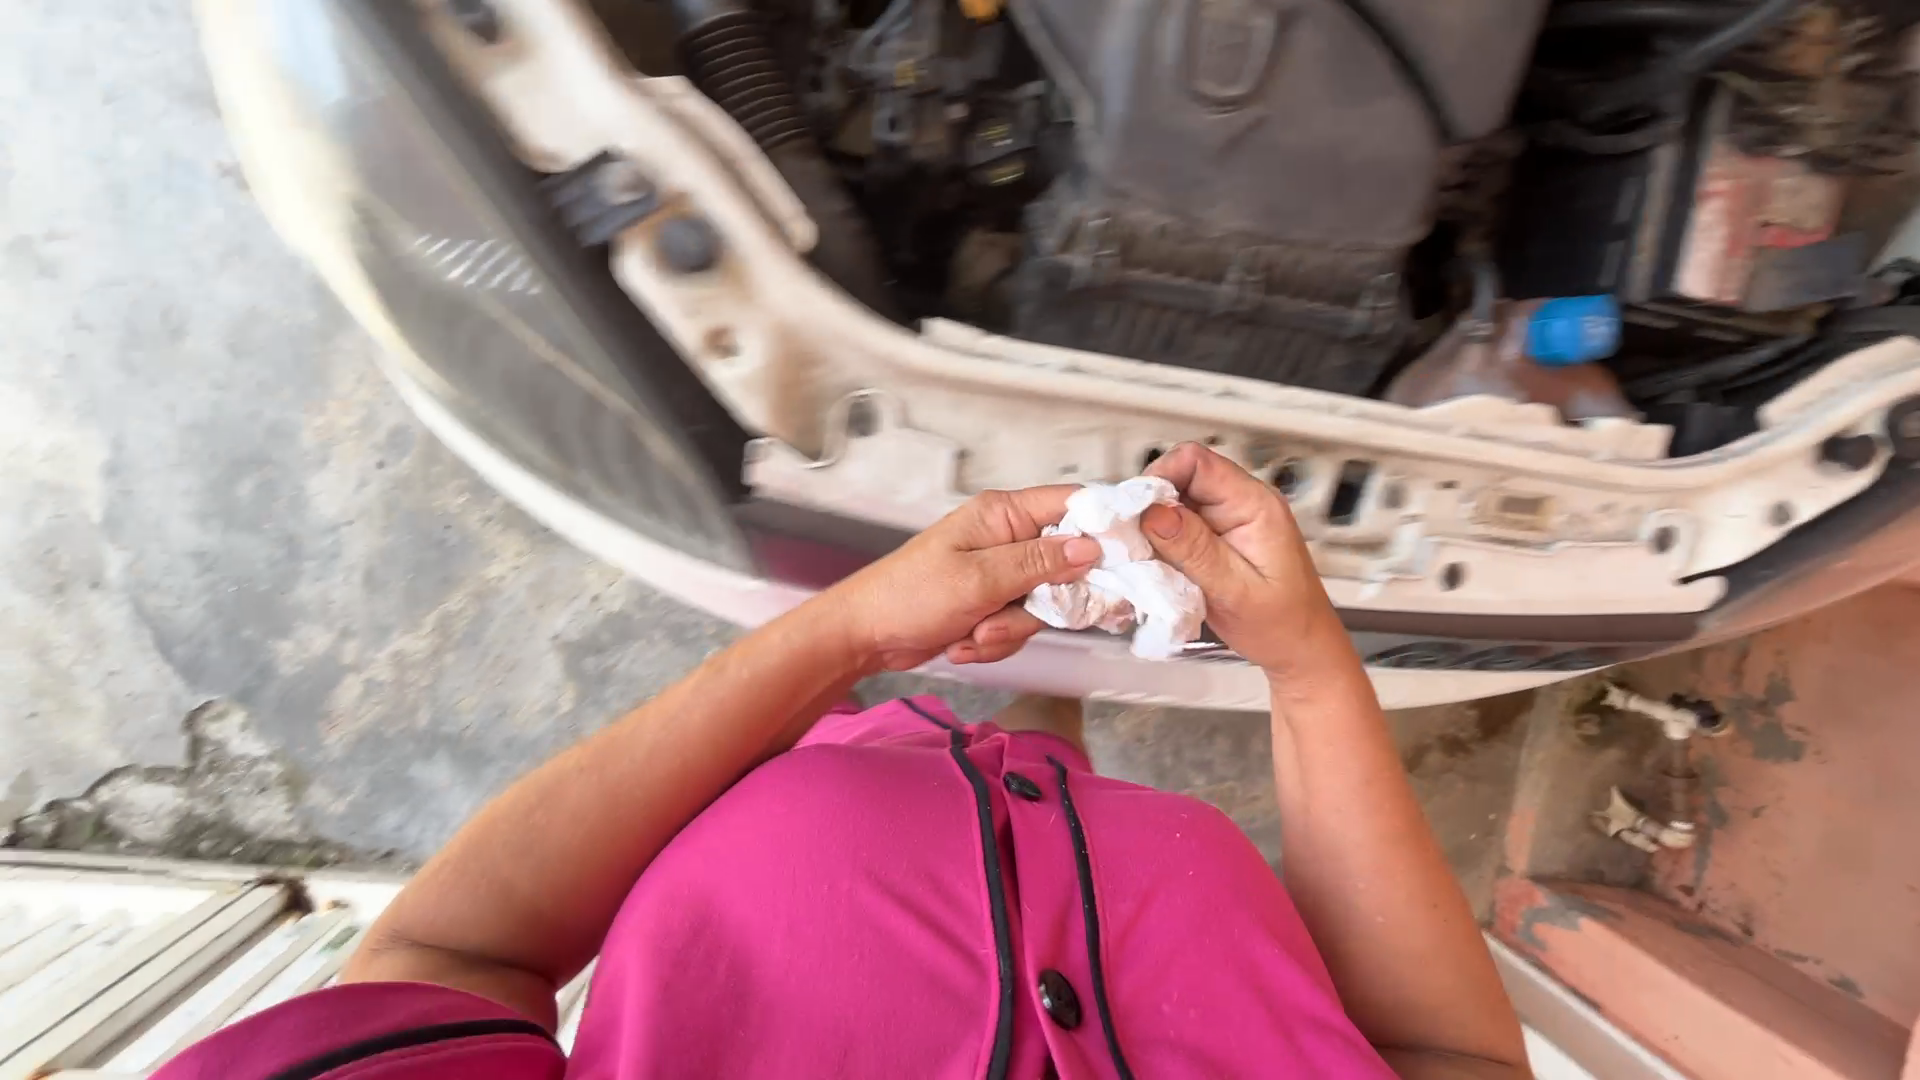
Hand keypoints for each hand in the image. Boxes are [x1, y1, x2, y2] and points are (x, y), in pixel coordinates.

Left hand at [822, 487, 1102, 671]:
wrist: (867, 636)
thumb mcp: (979, 579)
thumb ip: (1038, 564)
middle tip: (1006, 614)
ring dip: (1009, 629)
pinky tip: (963, 642)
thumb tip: (1091, 547)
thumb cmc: (910, 595)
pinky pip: (1019, 626)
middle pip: (1064, 567)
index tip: (1124, 559)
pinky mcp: (993, 604)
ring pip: (1042, 606)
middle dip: (1037, 605)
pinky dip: (994, 641)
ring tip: (973, 631)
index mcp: (1003, 515)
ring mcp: (1001, 574)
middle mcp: (1007, 539)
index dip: (1102, 527)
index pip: (1071, 505)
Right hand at [1140, 443, 1356, 680]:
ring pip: (1173, 501)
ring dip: (1151, 526)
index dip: (1158, 477)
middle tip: (1131, 539)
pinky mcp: (1213, 536)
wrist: (1300, 650)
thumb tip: (1154, 512)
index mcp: (1254, 505)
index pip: (1196, 462)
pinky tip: (1156, 565)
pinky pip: (1176, 525)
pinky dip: (1158, 542)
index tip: (1134, 511)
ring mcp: (1225, 519)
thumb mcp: (1234, 590)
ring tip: (1143, 557)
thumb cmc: (1281, 625)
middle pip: (1179, 477)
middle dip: (1149, 504)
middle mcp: (1239, 503)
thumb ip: (1195, 549)